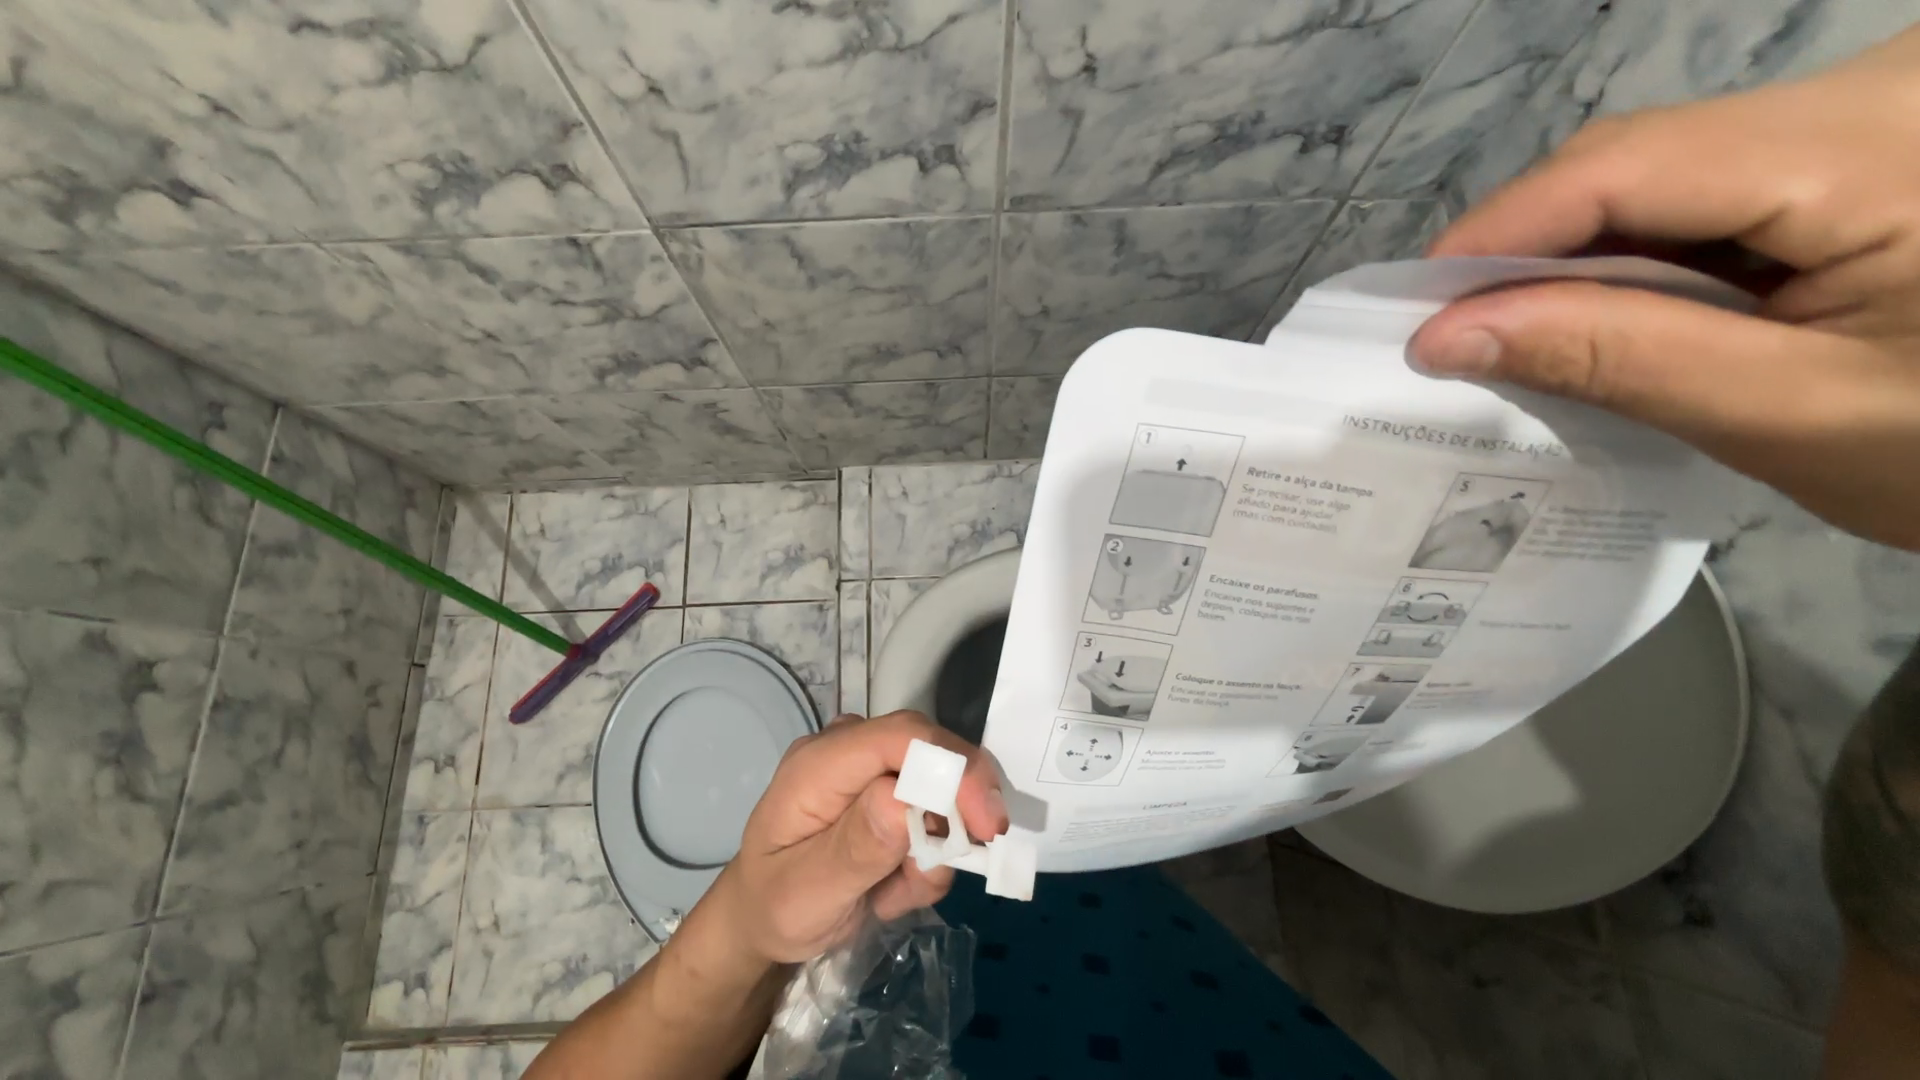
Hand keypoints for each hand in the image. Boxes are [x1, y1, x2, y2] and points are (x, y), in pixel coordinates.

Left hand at [701, 710, 1008, 965]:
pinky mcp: (887, 788)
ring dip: (935, 847)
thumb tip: (902, 798)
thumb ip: (855, 847)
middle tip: (958, 867)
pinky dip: (929, 853)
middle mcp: (848, 750)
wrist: (763, 921)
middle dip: (956, 812)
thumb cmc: (774, 907)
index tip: (987, 822)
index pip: (902, 736)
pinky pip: (933, 810)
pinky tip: (894, 884)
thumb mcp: (807, 892)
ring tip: (894, 893)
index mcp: (819, 763)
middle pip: (931, 752)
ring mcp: (869, 768)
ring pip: (940, 788)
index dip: (953, 767)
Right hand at [1406, 26, 1919, 551]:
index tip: (1414, 312)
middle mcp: (1880, 91)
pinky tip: (1611, 310)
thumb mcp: (1782, 412)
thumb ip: (1609, 357)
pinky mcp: (1863, 139)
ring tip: (1524, 334)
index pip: (1627, 164)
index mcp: (1881, 148)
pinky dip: (1634, 252)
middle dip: (1527, 249)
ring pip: (1658, 167)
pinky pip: (1703, 182)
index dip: (1497, 233)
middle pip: (1635, 156)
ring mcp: (1874, 109)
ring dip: (1575, 255)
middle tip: (1458, 335)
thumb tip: (1448, 334)